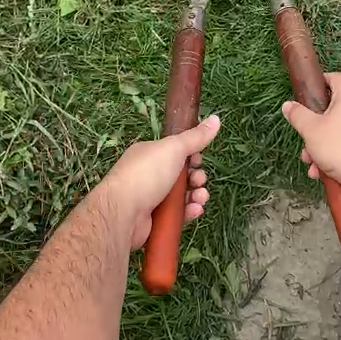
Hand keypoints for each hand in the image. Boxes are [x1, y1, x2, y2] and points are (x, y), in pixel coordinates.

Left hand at [92, 115, 220, 249]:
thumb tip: (216, 118)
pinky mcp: (154, 221)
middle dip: (196, 177)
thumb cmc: (147, 173)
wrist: (124, 213)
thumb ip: (196, 136)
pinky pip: (177, 215)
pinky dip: (188, 212)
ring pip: (181, 196)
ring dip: (196, 195)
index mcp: (150, 154)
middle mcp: (149, 175)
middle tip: (199, 180)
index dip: (191, 155)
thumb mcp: (174, 148)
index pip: (175, 152)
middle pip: (181, 175)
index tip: (199, 159)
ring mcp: (151, 199)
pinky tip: (195, 211)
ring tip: (200, 198)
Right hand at [280, 72, 340, 193]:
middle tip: (304, 137)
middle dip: (314, 126)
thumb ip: (297, 115)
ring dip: (319, 145)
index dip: (320, 81)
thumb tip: (288, 105)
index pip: (335, 78)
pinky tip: (321, 172)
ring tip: (311, 162)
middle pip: (332, 109)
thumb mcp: (311, 129)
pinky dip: (332, 155)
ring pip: (336, 131)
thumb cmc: (340, 146)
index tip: (307, 92)